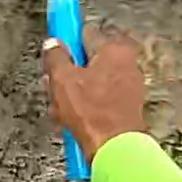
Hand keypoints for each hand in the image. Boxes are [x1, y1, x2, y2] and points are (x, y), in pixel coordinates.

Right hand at [42, 26, 148, 161]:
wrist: (114, 148)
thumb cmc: (91, 112)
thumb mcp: (62, 79)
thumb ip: (55, 56)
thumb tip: (52, 44)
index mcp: (113, 50)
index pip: (84, 32)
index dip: (66, 42)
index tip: (56, 47)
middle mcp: (126, 63)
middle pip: (88, 58)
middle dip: (68, 71)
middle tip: (53, 84)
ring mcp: (129, 84)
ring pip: (92, 79)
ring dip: (74, 90)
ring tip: (59, 107)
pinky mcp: (127, 104)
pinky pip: (101, 96)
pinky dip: (86, 104)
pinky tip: (71, 118)